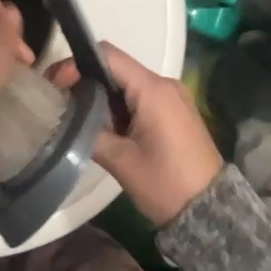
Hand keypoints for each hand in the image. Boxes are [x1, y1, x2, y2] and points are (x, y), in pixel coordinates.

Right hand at [49, 42, 221, 225]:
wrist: (213, 215)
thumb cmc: (166, 185)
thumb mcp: (120, 161)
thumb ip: (88, 131)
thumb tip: (63, 117)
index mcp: (153, 89)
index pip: (106, 54)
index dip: (76, 63)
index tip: (57, 84)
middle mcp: (164, 83)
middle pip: (115, 66)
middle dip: (85, 79)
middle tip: (61, 99)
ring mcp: (173, 96)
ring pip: (126, 81)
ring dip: (102, 93)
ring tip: (78, 114)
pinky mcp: (176, 110)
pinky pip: (140, 94)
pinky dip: (119, 103)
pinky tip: (106, 124)